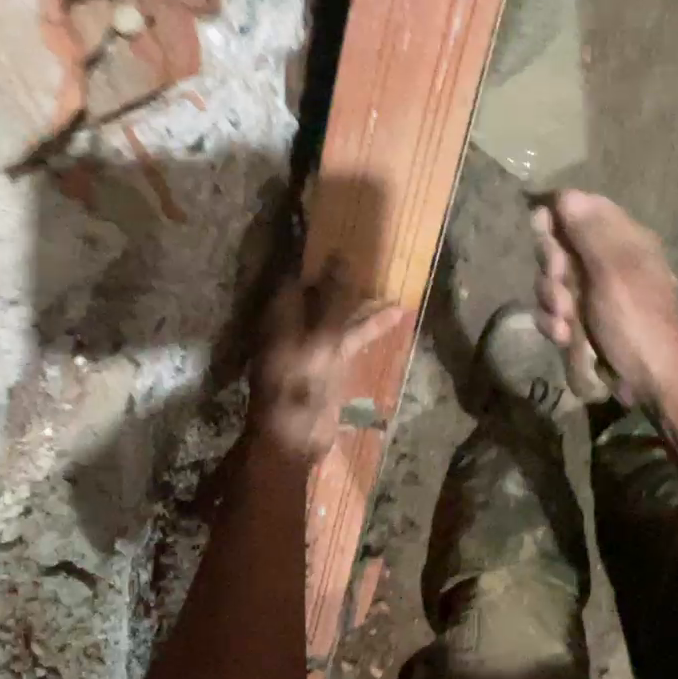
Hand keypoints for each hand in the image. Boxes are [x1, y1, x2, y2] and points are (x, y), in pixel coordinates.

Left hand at [249, 268, 404, 462]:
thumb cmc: (300, 383)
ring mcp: (314, 345)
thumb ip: (333, 299)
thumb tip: (341, 258)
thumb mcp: (319, 338)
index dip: (316, 260)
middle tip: (368, 252)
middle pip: (318, 293)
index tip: (340, 239)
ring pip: (339, 314)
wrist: (296, 438)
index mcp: (280, 316)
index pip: (296, 277)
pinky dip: (372, 326)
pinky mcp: (332, 363)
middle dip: (342, 276)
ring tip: (388, 277)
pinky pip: (352, 336)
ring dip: (362, 300)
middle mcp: (294, 326)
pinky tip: (397, 314)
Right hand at [531, 190, 677, 405]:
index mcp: (621, 238)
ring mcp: (592, 290)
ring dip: (552, 301)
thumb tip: (565, 195)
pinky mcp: (581, 318)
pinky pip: (553, 309)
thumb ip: (587, 229)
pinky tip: (564, 337)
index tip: (545, 234)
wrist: (649, 378)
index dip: (556, 218)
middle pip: (557, 244)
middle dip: (551, 268)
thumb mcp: (612, 268)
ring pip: (550, 280)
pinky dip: (554, 323)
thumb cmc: (635, 318)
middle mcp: (605, 258)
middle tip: (562, 285)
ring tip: (567, 322)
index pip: (578, 207)